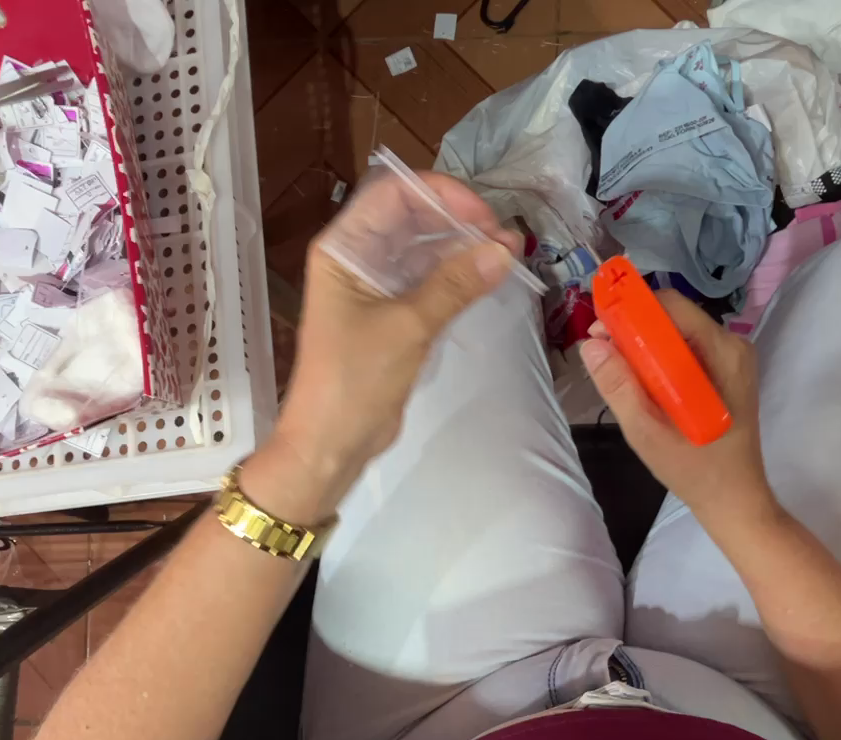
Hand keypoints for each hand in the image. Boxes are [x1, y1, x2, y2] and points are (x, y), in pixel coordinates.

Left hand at [250, 170, 514, 521]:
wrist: (331, 443)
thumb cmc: (354, 381)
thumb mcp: (406, 328)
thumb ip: (454, 286)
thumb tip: (504, 251)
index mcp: (344, 248)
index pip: (394, 195)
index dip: (442, 196)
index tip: (485, 218)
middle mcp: (357, 260)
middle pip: (412, 220)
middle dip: (459, 224)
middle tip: (506, 242)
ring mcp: (375, 290)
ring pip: (423, 253)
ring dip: (463, 252)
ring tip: (508, 259)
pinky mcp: (391, 318)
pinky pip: (427, 285)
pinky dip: (456, 280)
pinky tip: (488, 281)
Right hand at [580, 291, 774, 525]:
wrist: (734, 500)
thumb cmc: (695, 470)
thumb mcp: (648, 431)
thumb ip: (619, 385)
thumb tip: (591, 345)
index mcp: (722, 353)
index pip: (670, 306)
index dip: (630, 311)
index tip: (599, 332)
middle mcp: (732, 346)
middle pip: (673, 318)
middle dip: (633, 330)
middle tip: (602, 356)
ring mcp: (731, 359)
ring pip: (676, 335)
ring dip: (644, 348)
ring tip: (618, 374)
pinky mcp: (726, 373)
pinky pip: (685, 352)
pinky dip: (659, 362)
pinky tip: (642, 387)